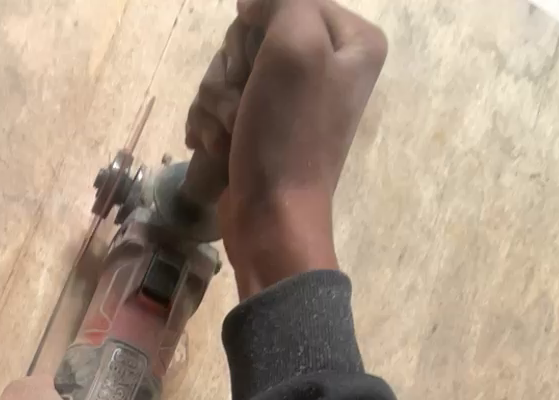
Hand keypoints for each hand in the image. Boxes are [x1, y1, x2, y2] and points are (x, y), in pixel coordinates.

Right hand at [185, 0, 387, 297]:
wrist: (270, 220)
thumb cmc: (288, 137)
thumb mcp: (294, 45)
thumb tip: (250, 4)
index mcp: (350, 41)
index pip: (283, 2)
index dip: (257, 31)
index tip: (255, 68)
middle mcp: (322, 67)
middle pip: (250, 38)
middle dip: (231, 74)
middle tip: (241, 107)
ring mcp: (285, 104)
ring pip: (226, 74)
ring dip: (215, 106)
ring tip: (227, 137)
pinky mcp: (255, 133)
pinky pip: (216, 109)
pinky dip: (208, 128)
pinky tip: (216, 149)